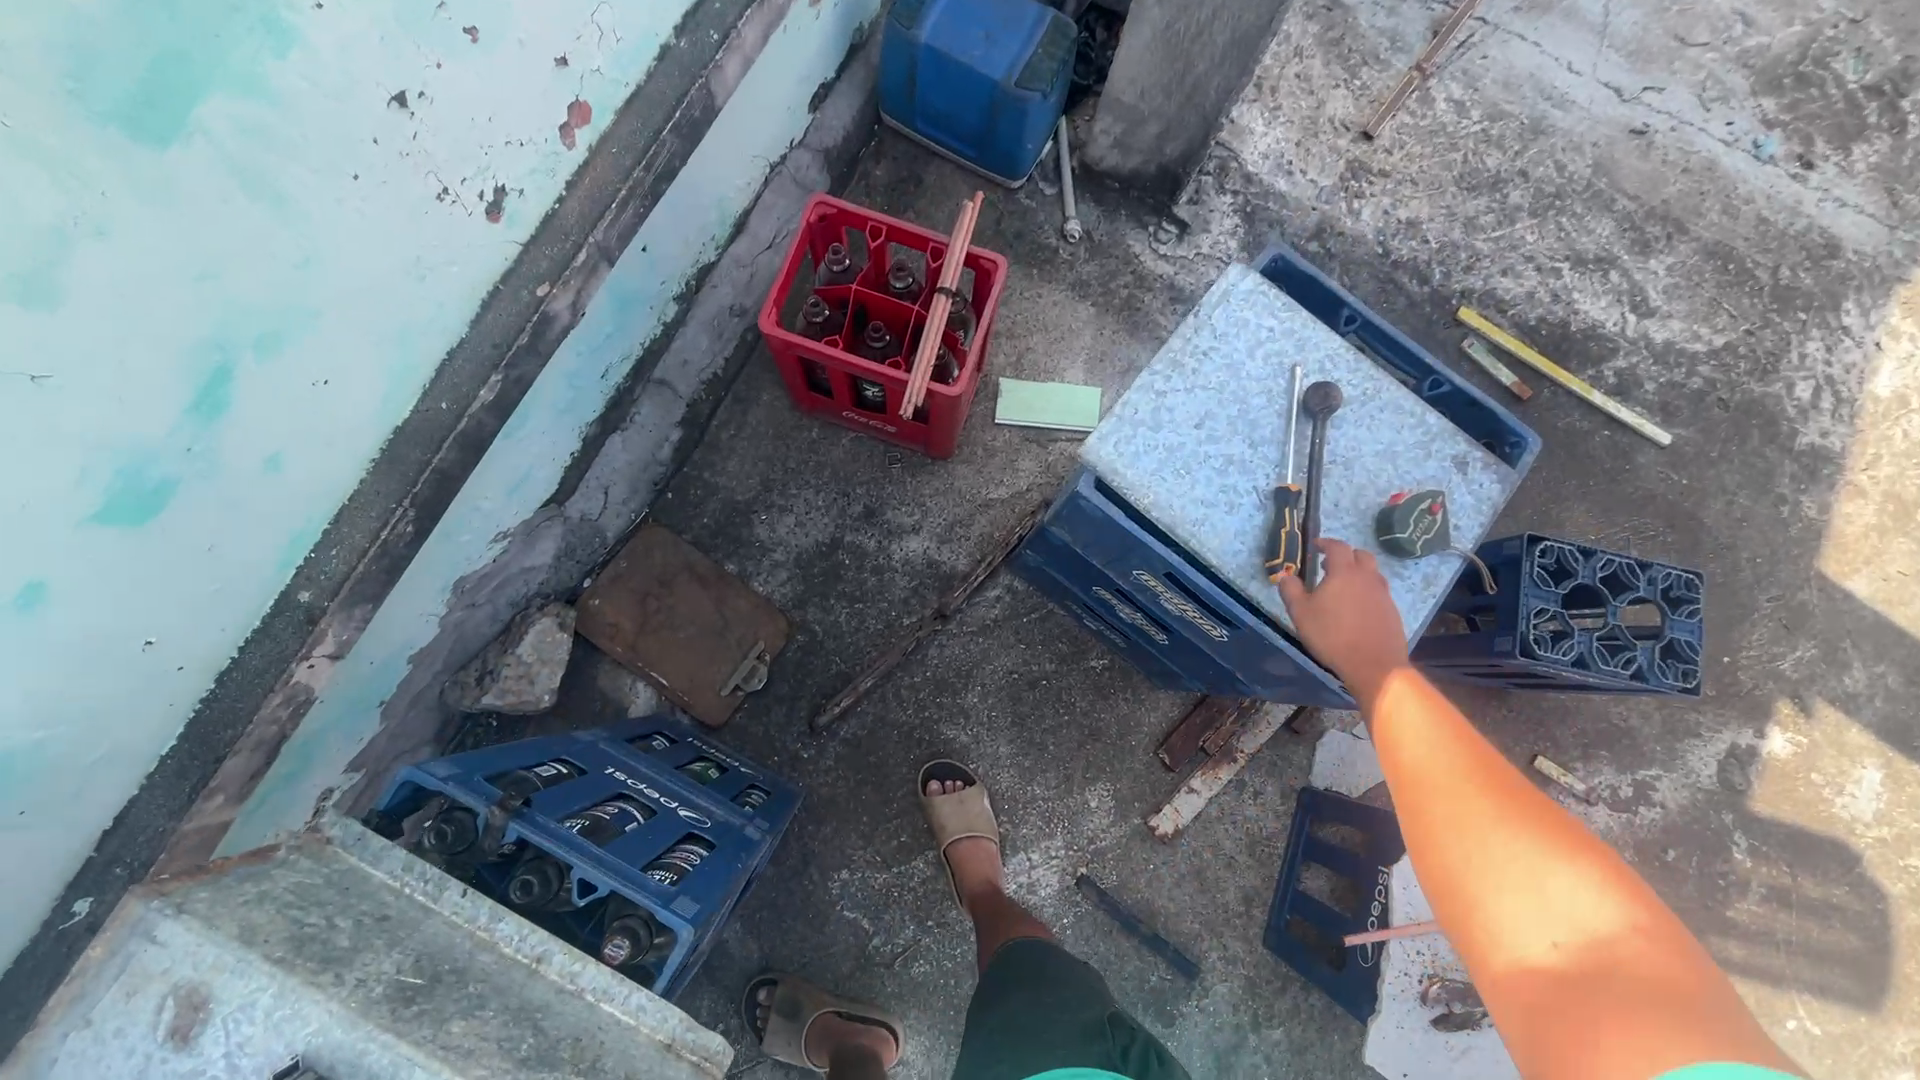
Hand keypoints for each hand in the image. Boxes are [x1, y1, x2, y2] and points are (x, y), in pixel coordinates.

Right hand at [1276, 539, 1408, 697]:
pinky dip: (1366, 590)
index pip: (1337, 546)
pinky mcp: (1392, 610)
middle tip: (1329, 566)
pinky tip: (1356, 608)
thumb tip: (1286, 575)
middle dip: (1345, 555)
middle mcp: (1367, 577)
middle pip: (1360, 555)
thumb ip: (1290, 590)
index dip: (1325, 543)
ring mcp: (1383, 594)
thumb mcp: (1300, 613)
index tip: (1315, 545)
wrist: (1374, 664)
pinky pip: (1378, 591)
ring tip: (1343, 587)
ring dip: (1358, 572)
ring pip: (1372, 573)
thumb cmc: (1331, 635)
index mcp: (1344, 572)